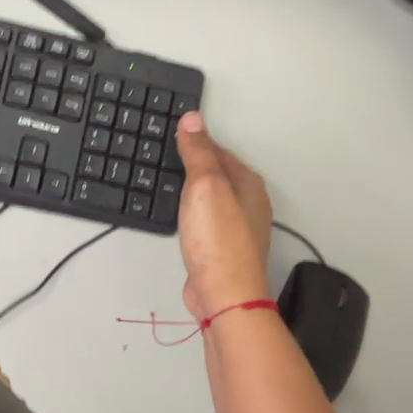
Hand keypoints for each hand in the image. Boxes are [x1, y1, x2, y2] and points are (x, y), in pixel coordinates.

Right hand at [175, 112, 274, 319]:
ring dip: (193, 189)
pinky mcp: (223, 248)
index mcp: (247, 183)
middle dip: (194, 164)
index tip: (170, 136)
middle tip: (164, 158)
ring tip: (168, 183)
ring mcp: (238, 227)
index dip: (194, 141)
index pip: (218, 150)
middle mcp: (248, 202)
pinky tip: (180, 216)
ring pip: (212, 197)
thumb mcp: (204, 186)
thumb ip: (198, 152)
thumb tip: (194, 118)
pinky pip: (206, 219)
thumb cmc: (217, 239)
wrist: (223, 294)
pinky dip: (193, 212)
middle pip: (218, 173)